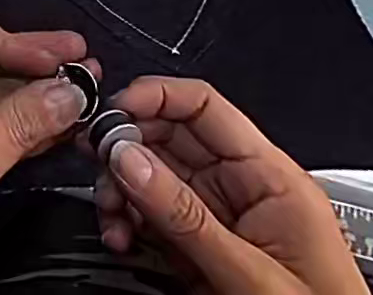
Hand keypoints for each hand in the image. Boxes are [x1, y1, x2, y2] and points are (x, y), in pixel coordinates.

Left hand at [0, 6, 93, 294]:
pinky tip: (66, 125)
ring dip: (42, 95)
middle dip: (39, 63)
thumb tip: (70, 91)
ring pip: (2, 93)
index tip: (55, 60)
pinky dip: (32, 125)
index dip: (15, 39)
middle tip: (85, 64)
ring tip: (87, 92)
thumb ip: (22, 122)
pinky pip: (2, 125)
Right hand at [93, 77, 367, 294]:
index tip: (118, 109)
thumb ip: (187, 217)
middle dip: (130, 146)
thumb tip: (130, 158)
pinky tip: (122, 235)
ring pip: (157, 177)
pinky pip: (156, 217)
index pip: (207, 106)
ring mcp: (221, 220)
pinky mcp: (204, 252)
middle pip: (173, 138)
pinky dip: (131, 221)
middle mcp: (243, 189)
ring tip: (110, 210)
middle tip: (100, 163)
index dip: (158, 96)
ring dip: (124, 188)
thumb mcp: (253, 277)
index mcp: (271, 177)